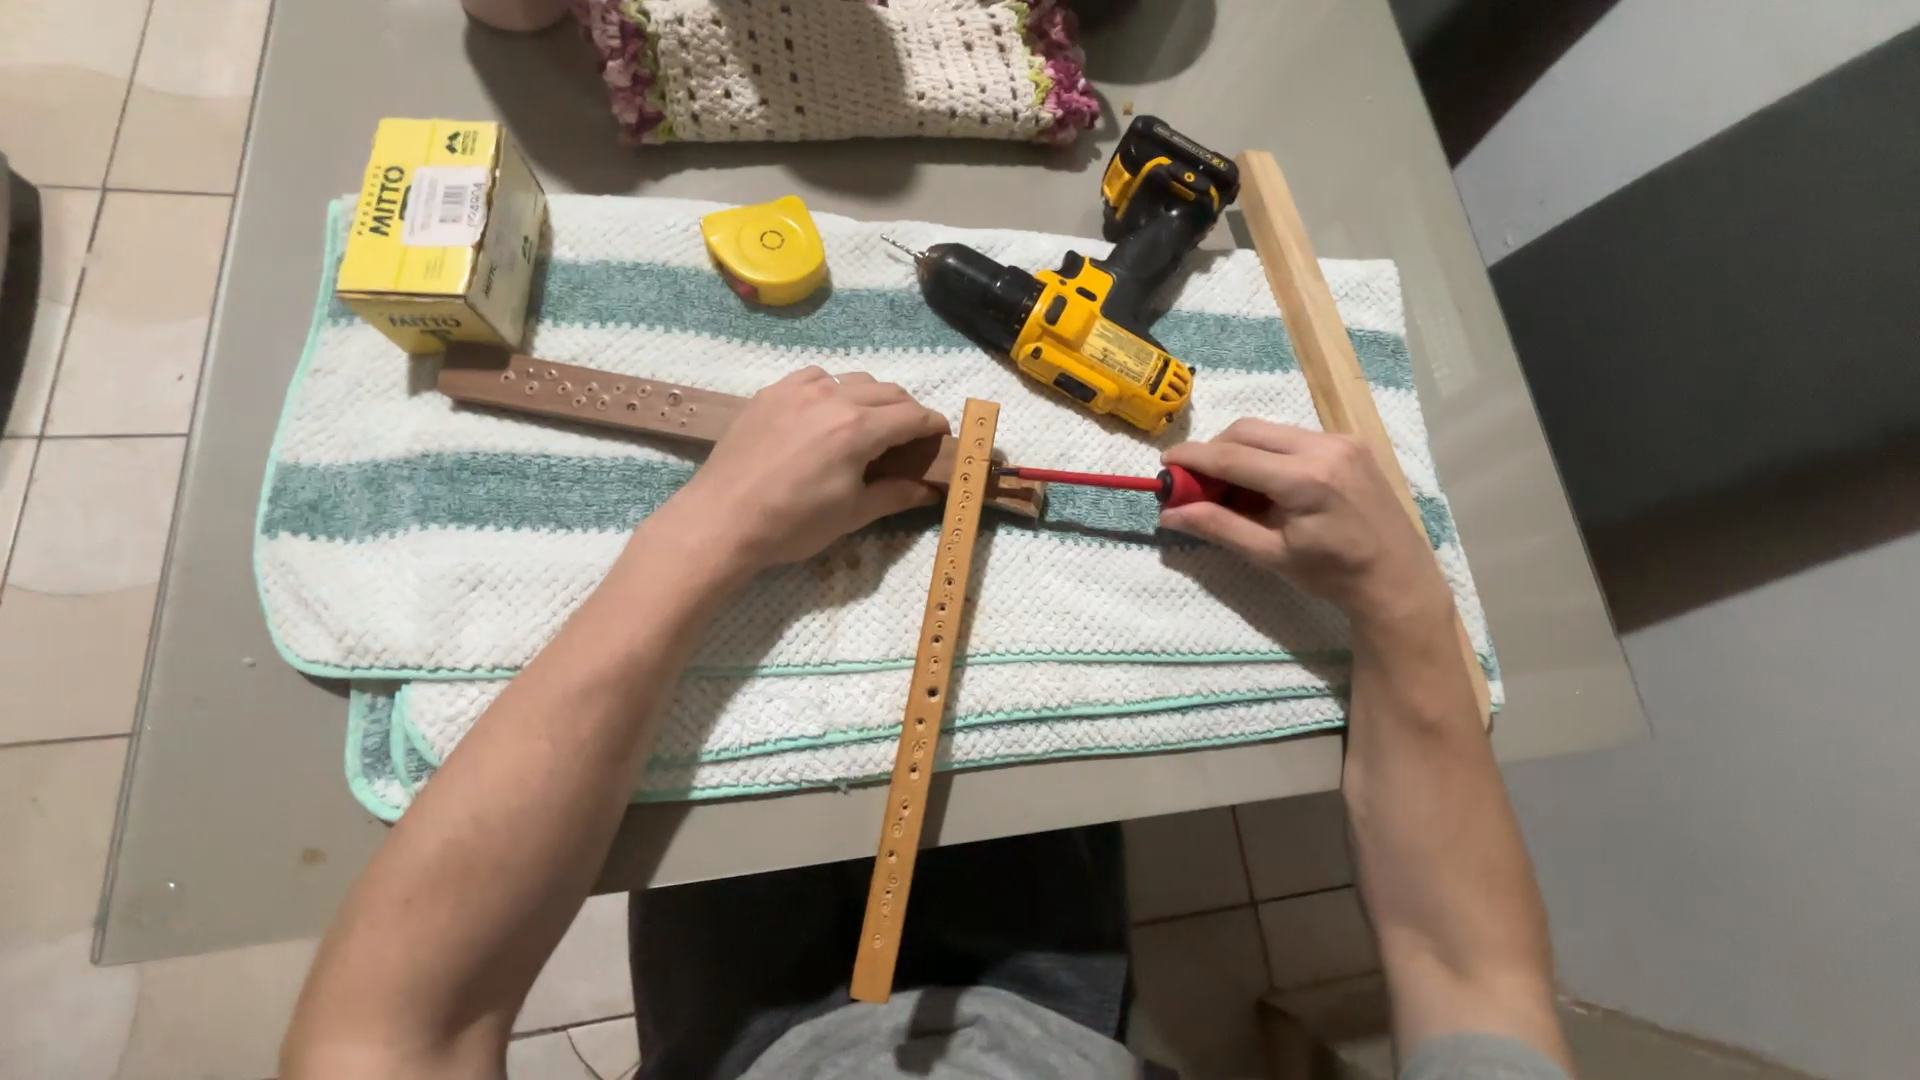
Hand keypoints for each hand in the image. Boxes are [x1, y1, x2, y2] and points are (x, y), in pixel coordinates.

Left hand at [653, 367, 948, 572]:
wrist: (722, 520)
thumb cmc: (792, 524)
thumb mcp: (851, 515)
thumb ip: (895, 495)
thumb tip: (929, 491)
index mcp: (858, 429)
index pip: (912, 416)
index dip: (934, 425)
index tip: (942, 435)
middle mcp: (833, 398)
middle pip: (888, 391)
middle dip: (908, 411)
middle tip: (910, 437)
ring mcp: (798, 390)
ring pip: (853, 379)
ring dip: (872, 397)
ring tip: (870, 423)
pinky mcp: (772, 392)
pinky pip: (816, 377)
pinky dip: (833, 389)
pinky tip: (826, 412)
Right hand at [1159, 420, 1451, 631]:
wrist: (1397, 578)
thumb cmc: (1332, 574)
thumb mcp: (1269, 555)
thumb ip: (1218, 527)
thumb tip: (1168, 514)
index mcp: (1306, 480)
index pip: (1232, 456)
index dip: (1192, 457)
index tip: (1164, 463)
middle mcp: (1325, 448)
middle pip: (1247, 431)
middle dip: (1213, 450)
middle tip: (1193, 481)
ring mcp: (1341, 441)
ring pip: (1269, 431)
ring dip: (1239, 451)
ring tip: (1228, 488)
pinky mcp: (1349, 442)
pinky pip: (1291, 437)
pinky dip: (1266, 454)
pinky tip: (1262, 485)